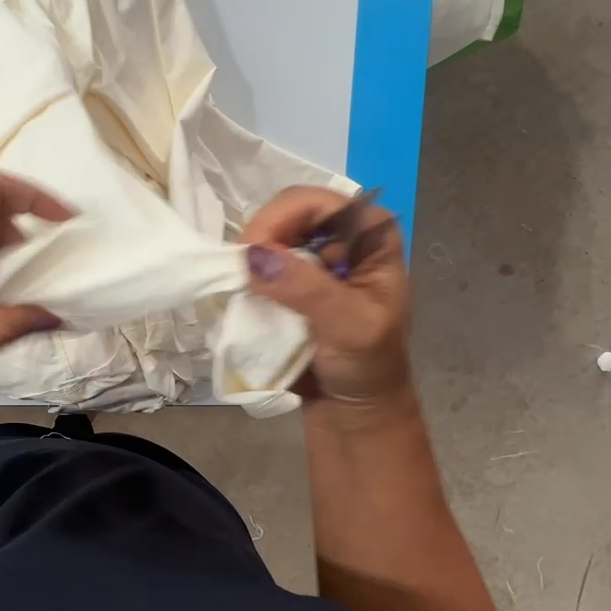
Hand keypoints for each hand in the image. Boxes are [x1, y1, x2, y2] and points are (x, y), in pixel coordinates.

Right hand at [238, 185, 413, 412]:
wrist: (355, 408)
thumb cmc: (368, 367)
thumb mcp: (348, 327)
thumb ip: (306, 289)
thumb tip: (252, 257)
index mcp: (370, 235)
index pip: (315, 202)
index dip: (279, 219)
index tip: (251, 255)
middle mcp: (341, 238)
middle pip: (285, 214)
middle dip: (259, 240)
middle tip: (241, 277)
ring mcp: (313, 261)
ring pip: (266, 240)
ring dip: (248, 263)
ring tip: (241, 291)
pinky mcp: (289, 285)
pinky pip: (257, 268)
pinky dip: (244, 280)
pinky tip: (242, 297)